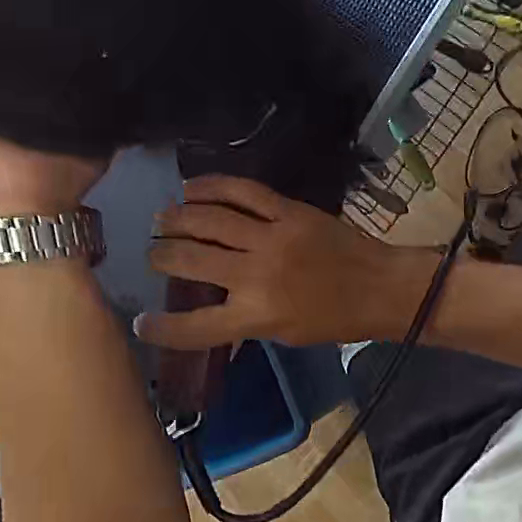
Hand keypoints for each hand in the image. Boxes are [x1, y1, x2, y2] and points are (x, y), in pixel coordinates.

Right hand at [135, 176, 440, 348]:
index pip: (194, 327)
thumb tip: (212, 311)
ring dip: (176, 218)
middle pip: (190, 262)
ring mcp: (272, 238)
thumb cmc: (336, 320)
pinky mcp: (288, 211)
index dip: (161, 328)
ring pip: (208, 221)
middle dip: (161, 257)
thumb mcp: (286, 335)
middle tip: (151, 254)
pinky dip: (212, 186)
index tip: (140, 323)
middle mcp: (256, 275)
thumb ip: (245, 323)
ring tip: (161, 219)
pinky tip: (192, 187)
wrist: (381, 287)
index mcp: (256, 316)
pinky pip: (242, 191)